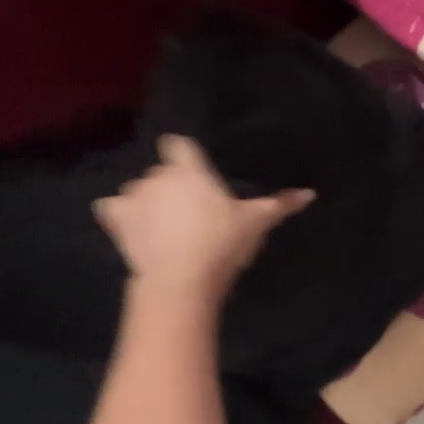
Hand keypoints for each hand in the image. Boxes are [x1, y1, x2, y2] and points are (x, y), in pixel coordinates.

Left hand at [93, 135, 314, 301]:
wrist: (180, 280)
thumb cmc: (222, 243)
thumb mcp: (258, 223)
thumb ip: (280, 205)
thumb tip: (310, 193)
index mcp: (189, 170)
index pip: (178, 143)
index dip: (186, 153)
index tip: (199, 168)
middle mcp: (156, 176)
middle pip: (162, 170)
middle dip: (174, 183)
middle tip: (195, 207)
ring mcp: (132, 197)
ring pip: (139, 189)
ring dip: (150, 199)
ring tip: (167, 221)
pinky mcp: (116, 220)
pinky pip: (113, 207)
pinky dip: (123, 214)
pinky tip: (136, 226)